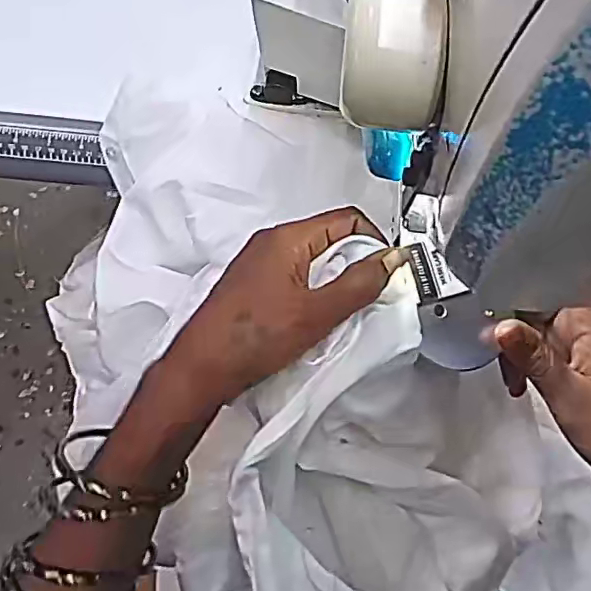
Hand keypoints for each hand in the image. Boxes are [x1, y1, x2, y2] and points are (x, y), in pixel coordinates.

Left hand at [155, 207, 405, 413]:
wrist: (200, 371)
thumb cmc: (249, 339)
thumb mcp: (318, 312)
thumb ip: (360, 284)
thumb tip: (390, 260)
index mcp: (286, 239)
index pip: (346, 220)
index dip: (374, 241)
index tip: (385, 270)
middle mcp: (271, 243)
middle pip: (331, 238)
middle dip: (356, 263)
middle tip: (368, 295)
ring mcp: (260, 264)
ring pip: (314, 260)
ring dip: (335, 281)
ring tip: (341, 312)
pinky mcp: (254, 286)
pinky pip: (297, 277)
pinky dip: (315, 292)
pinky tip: (316, 320)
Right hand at [494, 310, 590, 504]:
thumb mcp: (565, 391)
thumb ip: (531, 354)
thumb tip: (501, 325)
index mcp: (588, 320)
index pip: (542, 286)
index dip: (512, 297)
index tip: (490, 316)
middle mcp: (584, 326)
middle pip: (533, 305)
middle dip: (509, 327)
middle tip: (498, 353)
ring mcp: (577, 345)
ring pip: (532, 329)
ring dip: (514, 349)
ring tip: (513, 377)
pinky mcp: (571, 364)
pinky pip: (538, 349)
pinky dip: (523, 362)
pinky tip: (519, 382)